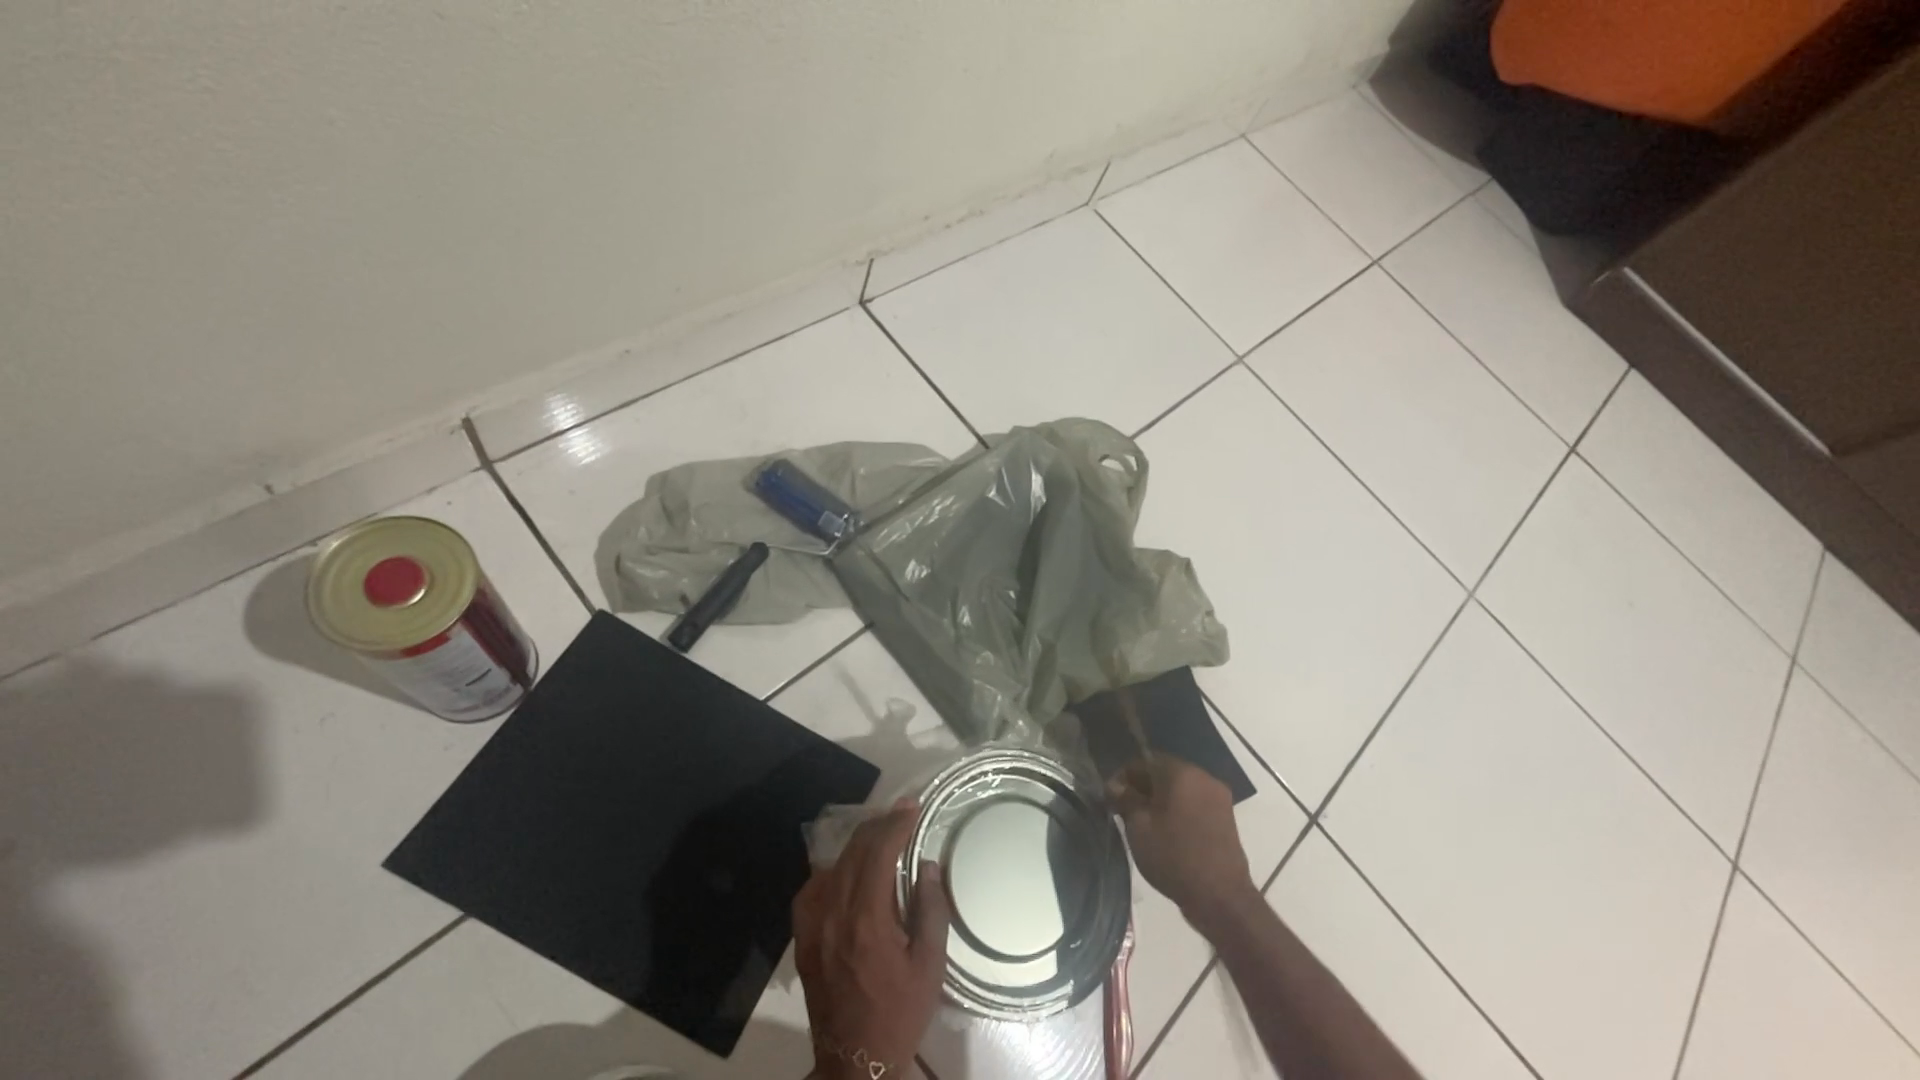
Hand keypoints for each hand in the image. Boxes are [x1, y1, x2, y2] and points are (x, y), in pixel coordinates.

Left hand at [793, 800, 950, 1079]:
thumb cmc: (900, 1011)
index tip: (912, 806)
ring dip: (859, 844)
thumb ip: (930, 910)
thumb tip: (927, 864)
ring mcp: (812, 922)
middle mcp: (833, 912)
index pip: (879, 852)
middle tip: (901, 812)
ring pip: (833, 864)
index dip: (896, 823)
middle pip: (854, 851)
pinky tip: (850, 869)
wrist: (855, 1056)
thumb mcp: (929, 965)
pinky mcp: (802, 934)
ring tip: (881, 835)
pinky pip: (815, 886)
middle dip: (879, 825)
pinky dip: (835, 868)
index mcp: (867, 919)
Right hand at [1108, 756, 1257, 925]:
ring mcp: (1218, 796)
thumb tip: (1115, 785)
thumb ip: (1125, 799)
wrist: (1220, 896)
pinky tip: (1167, 832)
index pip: (1144, 760)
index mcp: (1181, 773)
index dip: (1123, 776)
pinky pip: (1194, 802)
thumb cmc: (1174, 857)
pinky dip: (1178, 810)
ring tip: (1144, 824)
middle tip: (1124, 811)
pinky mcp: (1226, 816)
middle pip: (1164, 772)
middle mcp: (1203, 776)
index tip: (1110, 798)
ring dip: (1160, 799)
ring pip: (1180, 788)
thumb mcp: (1139, 827)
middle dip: (1142, 787)